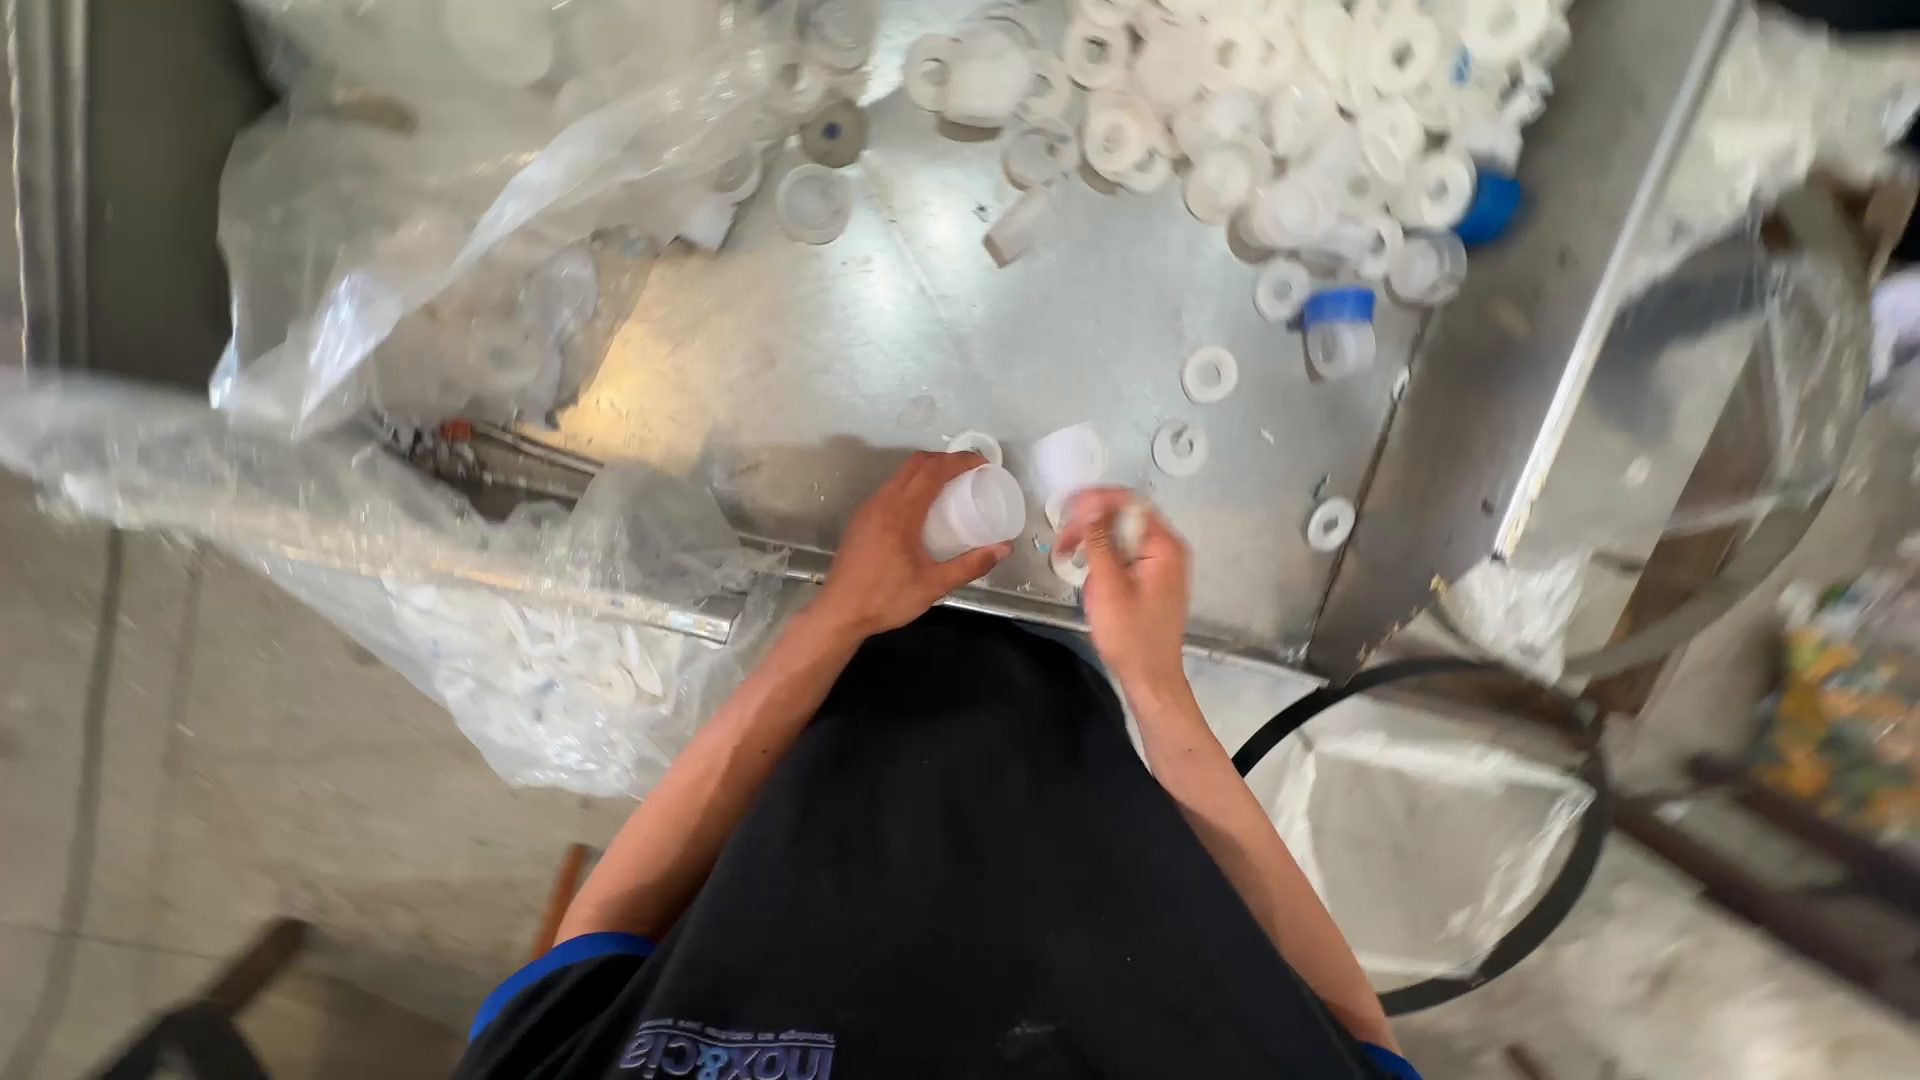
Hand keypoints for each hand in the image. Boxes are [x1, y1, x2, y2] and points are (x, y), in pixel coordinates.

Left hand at [813, 451, 1013, 637]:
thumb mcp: (934, 585)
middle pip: (916, 464)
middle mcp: (882, 502)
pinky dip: (911, 486)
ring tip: (950, 487)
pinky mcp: (861, 521)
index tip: (982, 464)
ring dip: (926, 471)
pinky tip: (922, 509)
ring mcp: (868, 510)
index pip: (933, 471)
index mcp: (901, 512)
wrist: (839, 613)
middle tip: (969, 472)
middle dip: (945, 460)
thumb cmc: (886, 599)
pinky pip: (890, 490)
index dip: (960, 461)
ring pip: (900, 476)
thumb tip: (1004, 549)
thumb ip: (970, 565)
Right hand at [1055, 488, 1190, 689]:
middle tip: (1062, 539)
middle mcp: (1168, 549)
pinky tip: (1086, 570)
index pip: (1130, 502)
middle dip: (1090, 522)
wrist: (1150, 677)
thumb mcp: (1108, 585)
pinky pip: (1125, 552)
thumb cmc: (1131, 638)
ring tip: (1067, 555)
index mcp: (1164, 547)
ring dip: (1093, 539)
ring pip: (1122, 534)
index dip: (1096, 499)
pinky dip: (1103, 555)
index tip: (1067, 508)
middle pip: (1125, 515)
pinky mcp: (1152, 577)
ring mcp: (1161, 563)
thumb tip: (1090, 503)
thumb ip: (1099, 540)